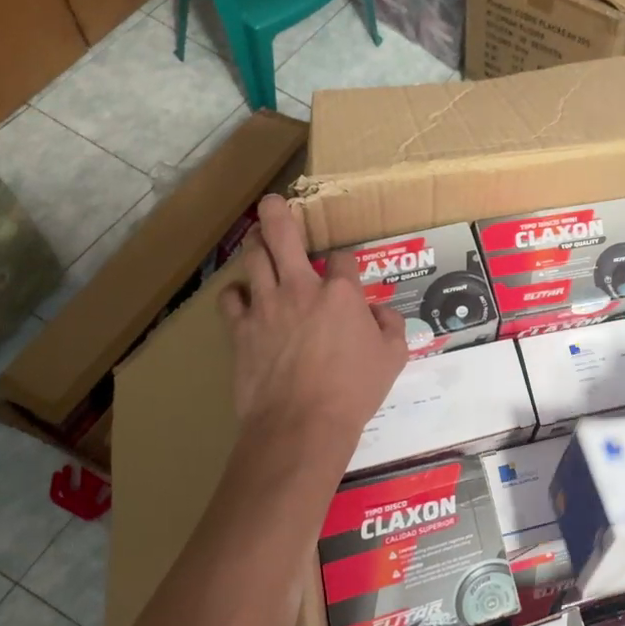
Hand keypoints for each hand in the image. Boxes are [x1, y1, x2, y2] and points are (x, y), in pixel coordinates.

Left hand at [218, 196, 407, 463]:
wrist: (301, 424)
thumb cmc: (354, 391)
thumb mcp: (393, 358)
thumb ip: (391, 327)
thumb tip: (381, 313)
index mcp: (342, 293)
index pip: (345, 258)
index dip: (347, 260)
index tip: (347, 270)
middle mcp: (301, 287)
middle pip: (284, 236)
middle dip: (276, 212)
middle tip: (271, 201)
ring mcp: (267, 305)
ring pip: (254, 258)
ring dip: (254, 242)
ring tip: (255, 235)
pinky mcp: (240, 329)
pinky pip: (230, 297)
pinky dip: (236, 292)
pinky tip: (242, 294)